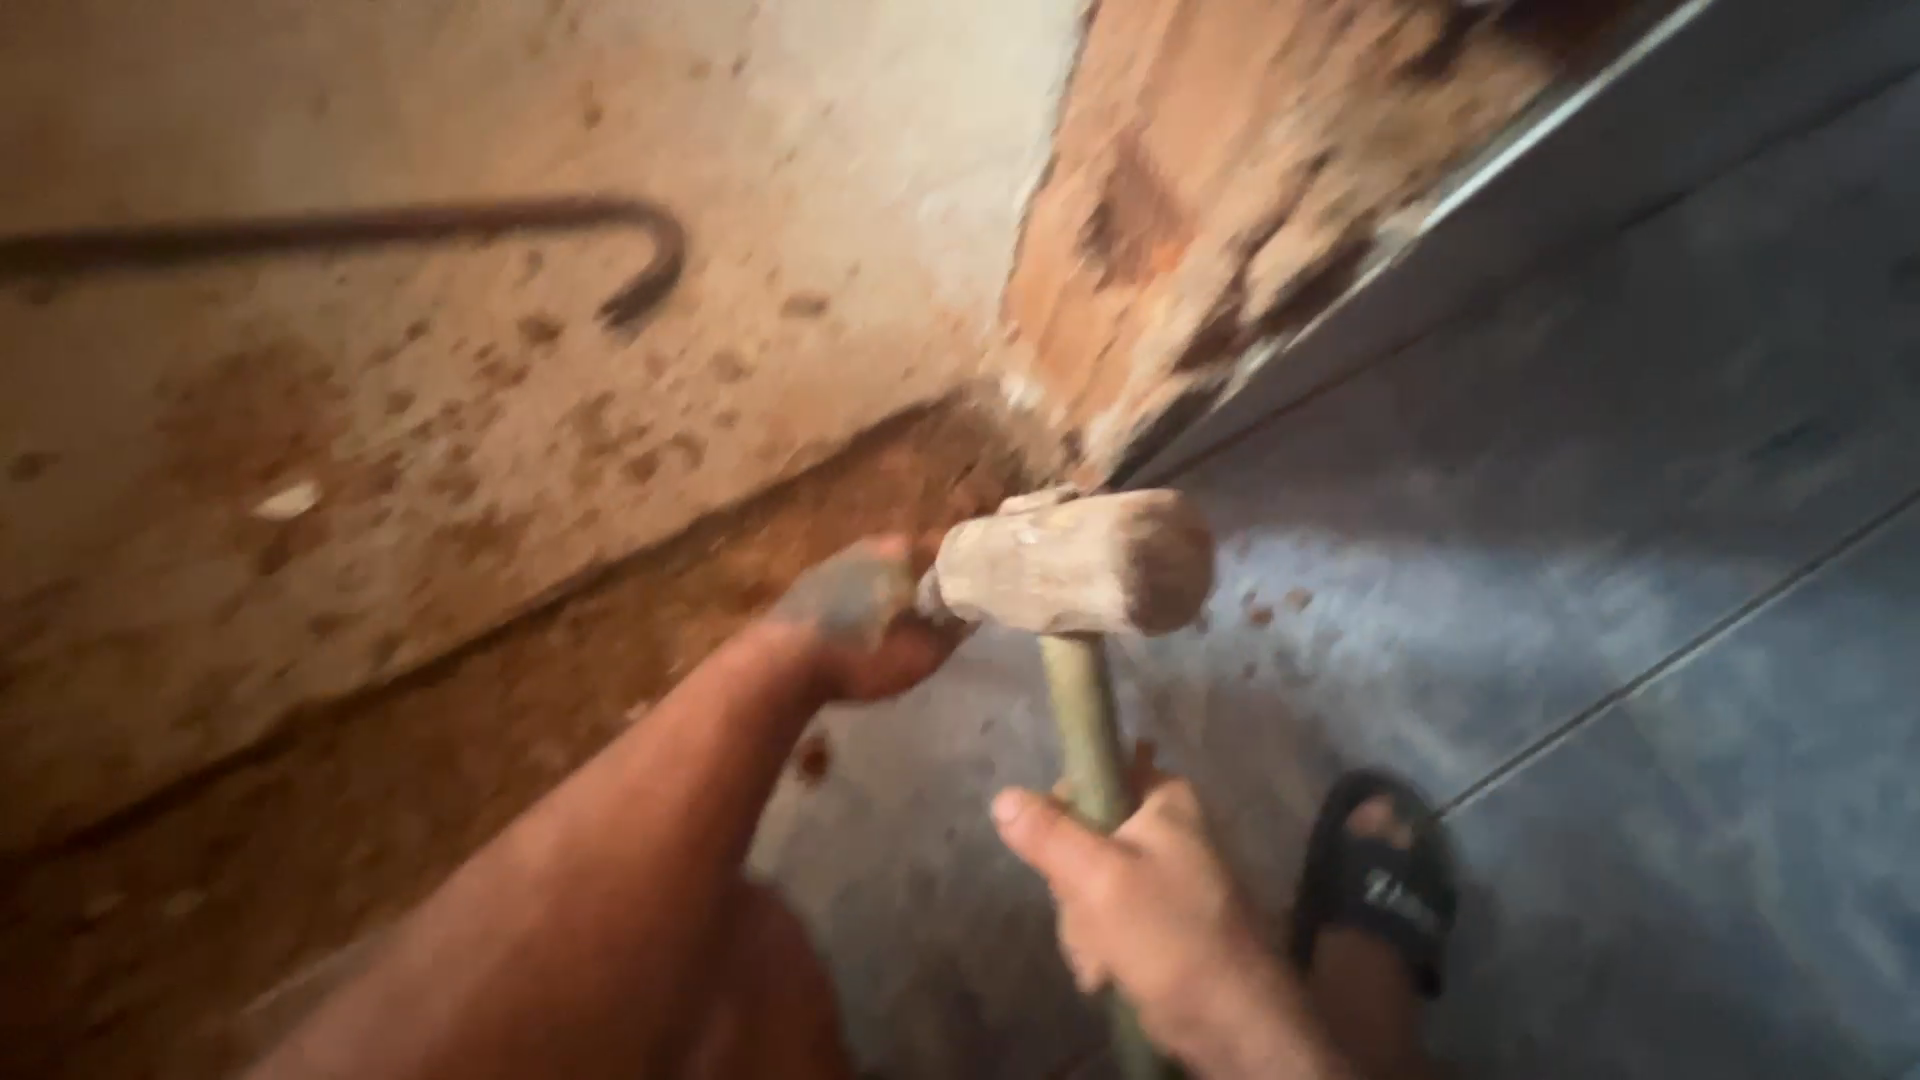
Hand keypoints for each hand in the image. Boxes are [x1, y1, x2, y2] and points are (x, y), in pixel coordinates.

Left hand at [767, 536, 958, 701]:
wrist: (779, 664)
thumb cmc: (863, 652)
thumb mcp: (924, 652)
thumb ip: (954, 629)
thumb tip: (975, 611)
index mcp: (904, 549)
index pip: (950, 546)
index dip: (969, 568)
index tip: (982, 588)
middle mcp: (871, 545)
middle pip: (915, 557)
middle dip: (932, 580)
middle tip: (948, 610)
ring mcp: (837, 562)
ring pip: (883, 571)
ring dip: (898, 592)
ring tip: (910, 623)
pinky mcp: (811, 585)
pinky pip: (856, 587)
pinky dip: (869, 602)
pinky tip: (868, 629)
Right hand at [993, 775, 1322, 1077]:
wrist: (1232, 1025)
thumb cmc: (1169, 935)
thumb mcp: (1098, 877)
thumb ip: (1049, 834)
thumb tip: (1002, 797)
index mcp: (1163, 797)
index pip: (1092, 775)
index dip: (1064, 809)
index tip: (1057, 848)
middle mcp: (1163, 826)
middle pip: (1081, 832)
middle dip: (1072, 883)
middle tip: (1084, 909)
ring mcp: (1160, 873)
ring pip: (1085, 878)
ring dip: (1081, 921)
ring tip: (1101, 955)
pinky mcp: (1155, 915)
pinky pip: (1102, 912)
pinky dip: (1097, 941)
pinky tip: (1105, 971)